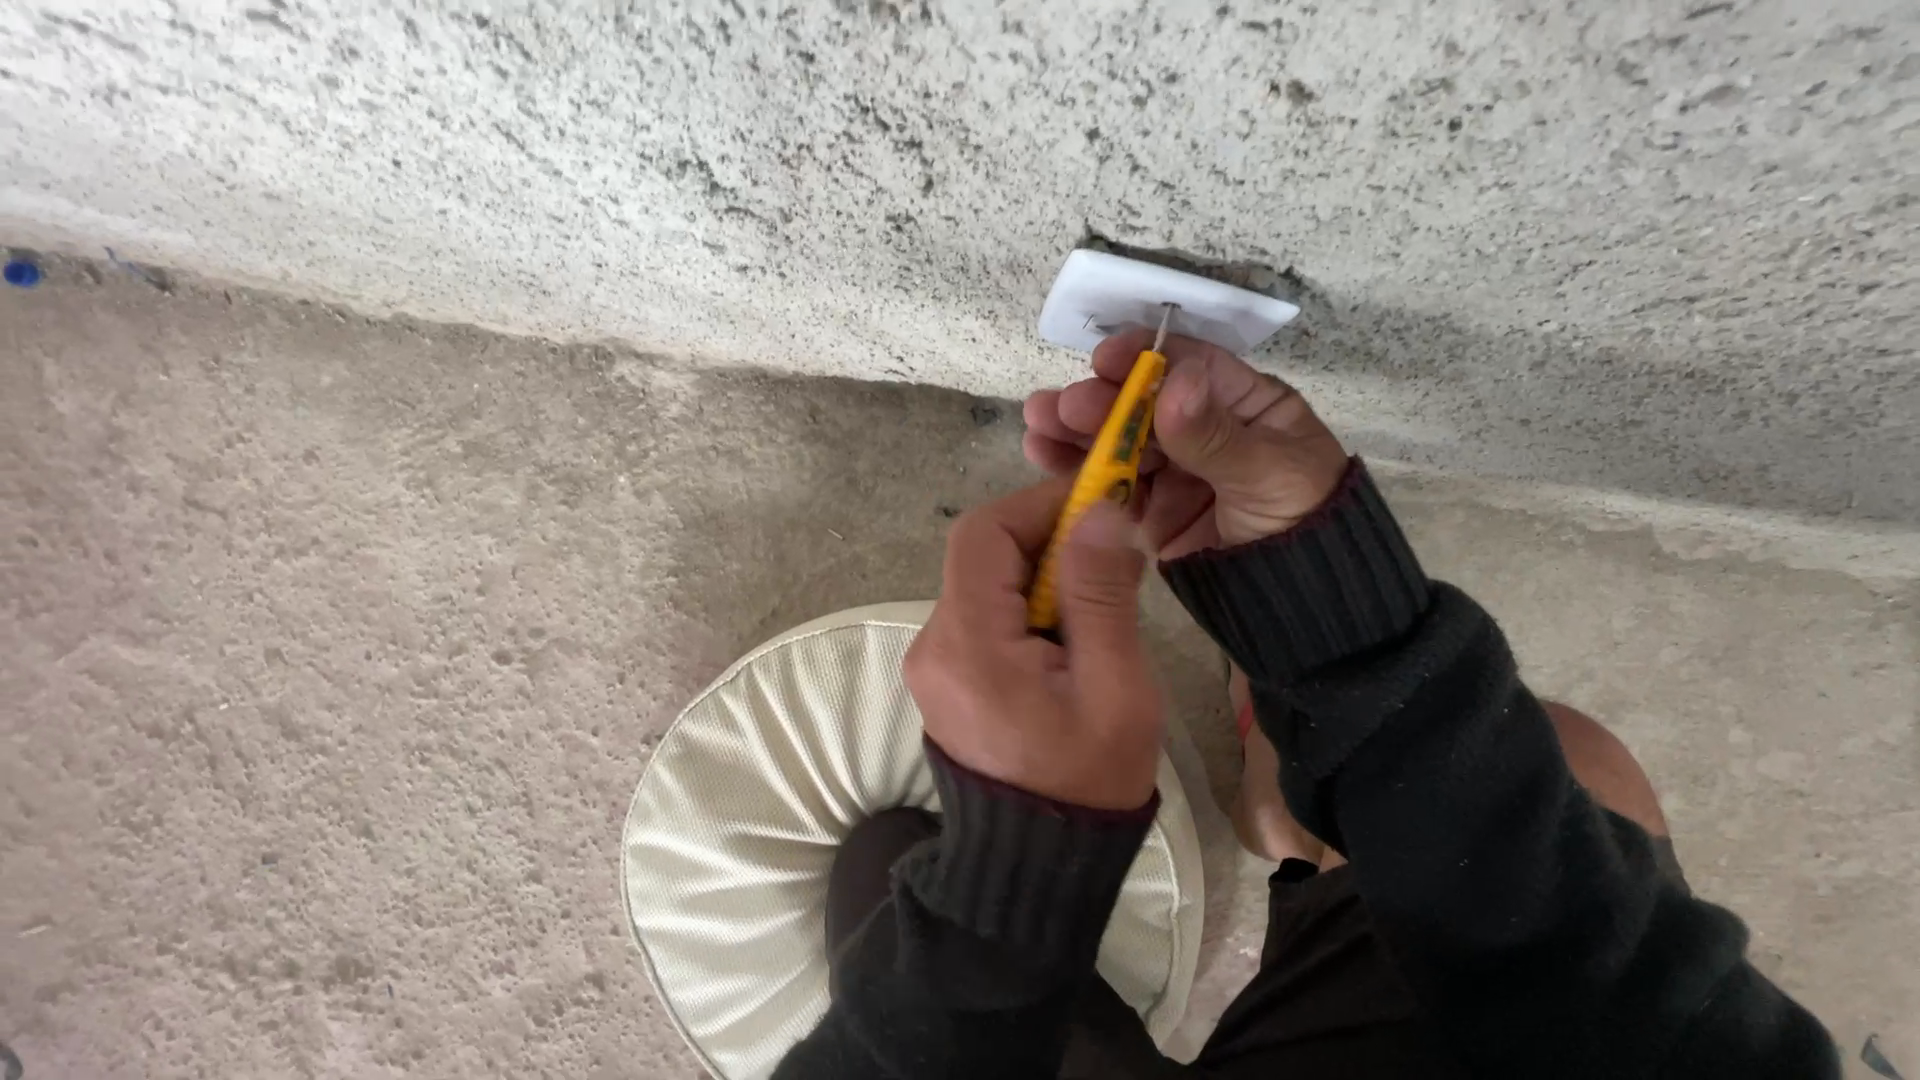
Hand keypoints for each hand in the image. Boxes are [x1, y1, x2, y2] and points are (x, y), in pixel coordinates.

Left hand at [904, 478, 1161, 810]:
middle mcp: (933, 645)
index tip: (1098, 505)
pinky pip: (983, 619)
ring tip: (1099, 609)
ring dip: (1041, 578)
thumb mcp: (1114, 689)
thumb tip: (1099, 513)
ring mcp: (932, 664)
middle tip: (1112, 556)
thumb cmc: (1085, 783)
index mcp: (967, 644)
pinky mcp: (944, 678)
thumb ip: (1101, 595)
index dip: (1038, 505)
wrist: (1035, 866)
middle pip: (981, 556)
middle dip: (1047, 542)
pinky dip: (1026, 609)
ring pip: (985, 585)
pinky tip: (1068, 641)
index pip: (982, 534)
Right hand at [1022, 328, 1349, 559]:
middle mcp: (1202, 429)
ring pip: (1118, 442)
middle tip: (1063, 408)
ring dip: (1076, 432)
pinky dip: (1077, 472)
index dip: (1147, 359)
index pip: (1192, 368)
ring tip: (1037, 425)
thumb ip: (1215, 434)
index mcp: (1243, 404)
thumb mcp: (1267, 473)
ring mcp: (1173, 470)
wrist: (1297, 599)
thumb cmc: (1301, 522)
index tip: (1105, 358)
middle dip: (1100, 401)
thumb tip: (1175, 382)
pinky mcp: (1149, 509)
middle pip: (1144, 405)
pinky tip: (1043, 456)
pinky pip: (1109, 485)